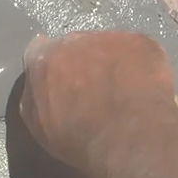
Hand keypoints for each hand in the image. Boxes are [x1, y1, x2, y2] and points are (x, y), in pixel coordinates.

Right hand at [18, 31, 177, 177]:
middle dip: (81, 63)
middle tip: (93, 91)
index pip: (38, 50)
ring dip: (111, 63)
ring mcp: (112, 37)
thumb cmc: (78, 139)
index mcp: (45, 60)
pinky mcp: (143, 42)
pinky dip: (139, 66)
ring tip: (121, 92)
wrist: (128, 137)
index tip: (57, 80)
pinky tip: (142, 89)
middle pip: (75, 45)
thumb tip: (37, 86)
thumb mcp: (40, 127)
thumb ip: (35, 97)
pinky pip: (137, 51)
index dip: (49, 65)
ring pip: (108, 46)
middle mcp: (75, 40)